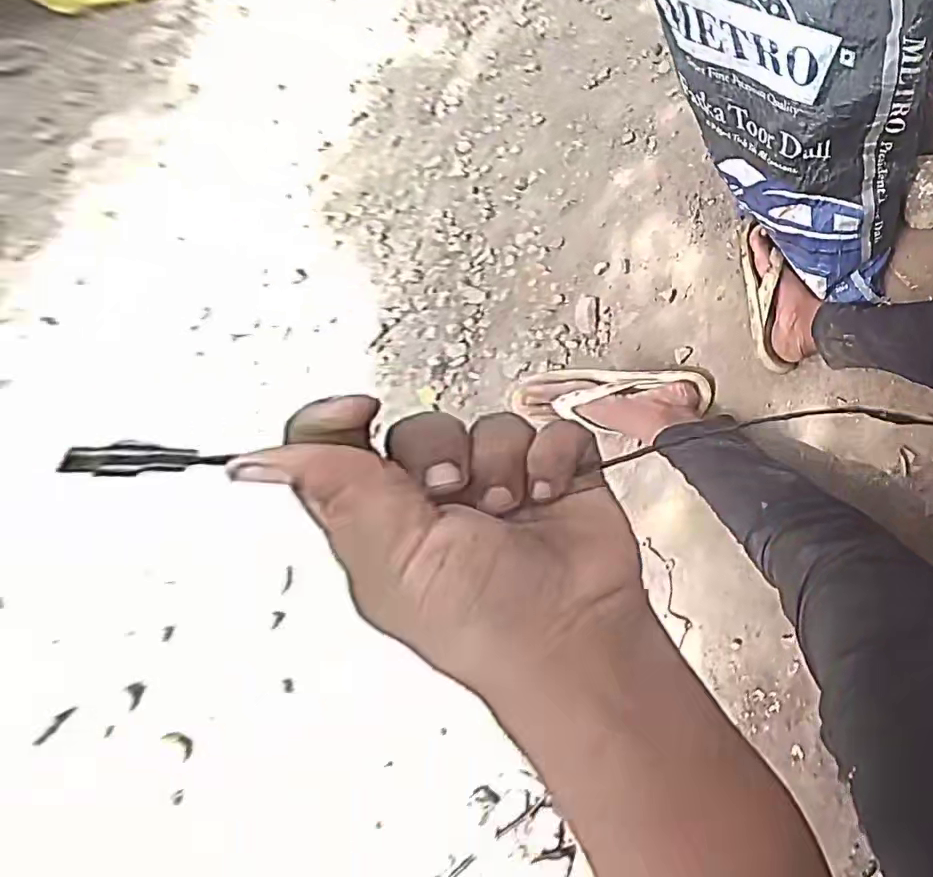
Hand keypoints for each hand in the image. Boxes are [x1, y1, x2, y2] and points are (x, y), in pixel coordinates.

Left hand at [226, 395, 649, 693]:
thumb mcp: (394, 560)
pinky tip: (549, 490)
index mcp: (384, 521)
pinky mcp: (560, 476)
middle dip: (443, 453)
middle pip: (425, 430)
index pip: (343, 452)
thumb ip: (341, 496)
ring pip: (495, 426)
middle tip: (455, 491)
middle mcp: (443, 500)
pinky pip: (554, 433)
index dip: (340, 421)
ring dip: (505, 460)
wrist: (570, 624)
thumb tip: (260, 462)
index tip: (357, 409)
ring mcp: (506, 484)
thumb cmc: (482, 617)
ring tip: (512, 502)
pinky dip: (553, 455)